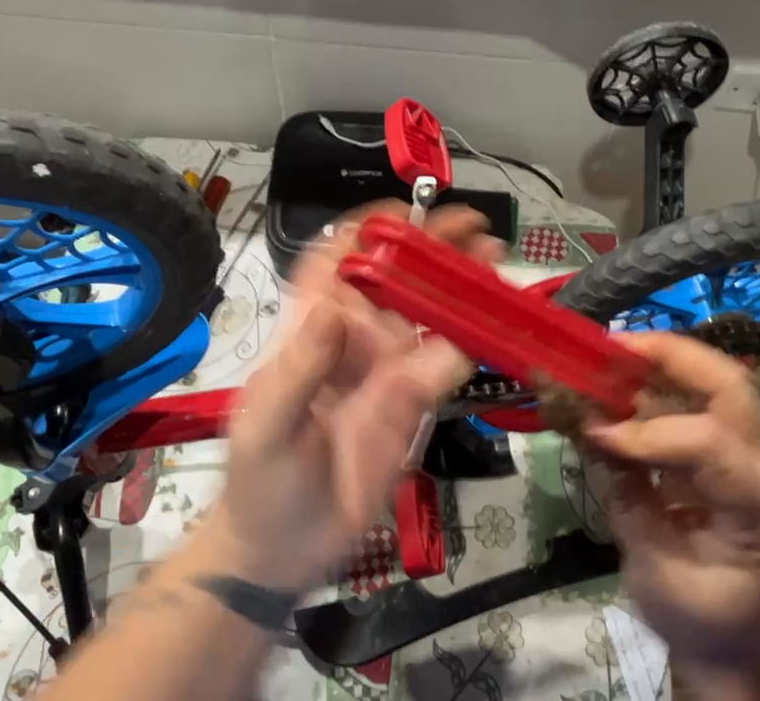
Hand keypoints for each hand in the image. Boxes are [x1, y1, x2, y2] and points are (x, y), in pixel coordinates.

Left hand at [204, 205, 494, 591]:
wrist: (283, 547)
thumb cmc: (262, 477)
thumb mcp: (266, 423)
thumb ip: (300, 368)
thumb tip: (333, 308)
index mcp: (311, 326)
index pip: (336, 260)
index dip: (367, 230)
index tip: (405, 211)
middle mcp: (353, 335)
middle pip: (395, 275)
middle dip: (430, 246)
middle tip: (472, 228)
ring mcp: (386, 366)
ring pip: (428, 310)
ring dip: (459, 282)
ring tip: (494, 260)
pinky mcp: (413, 400)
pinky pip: (447, 360)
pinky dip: (473, 338)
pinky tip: (497, 322)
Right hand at [582, 332, 759, 670]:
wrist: (741, 648)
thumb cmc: (702, 624)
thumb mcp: (655, 575)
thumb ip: (626, 499)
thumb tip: (591, 433)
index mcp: (759, 513)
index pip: (712, 445)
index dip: (648, 432)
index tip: (594, 432)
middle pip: (730, 386)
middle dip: (670, 355)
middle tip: (610, 348)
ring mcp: (757, 456)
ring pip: (720, 382)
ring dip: (663, 360)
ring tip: (608, 355)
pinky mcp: (735, 452)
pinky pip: (702, 400)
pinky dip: (660, 383)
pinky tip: (621, 384)